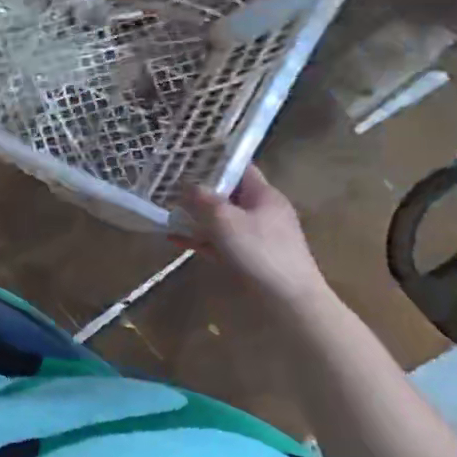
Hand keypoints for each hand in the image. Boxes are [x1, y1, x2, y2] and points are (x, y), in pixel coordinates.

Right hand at [180, 164, 328, 303]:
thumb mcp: (224, 219)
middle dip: (200, 191)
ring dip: (197, 216)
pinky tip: (176, 240)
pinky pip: (220, 240)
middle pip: (228, 194)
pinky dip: (200, 238)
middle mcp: (263, 211)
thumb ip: (203, 199)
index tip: (187, 158)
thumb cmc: (259, 250)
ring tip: (168, 214)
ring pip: (222, 218)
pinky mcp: (250, 254)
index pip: (241, 168)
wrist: (288, 297)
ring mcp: (258, 234)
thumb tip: (187, 185)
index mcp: (264, 196)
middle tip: (170, 187)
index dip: (216, 161)